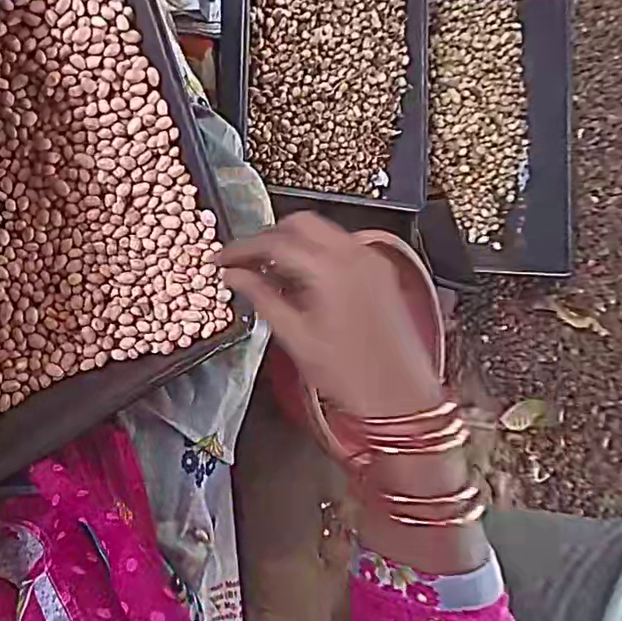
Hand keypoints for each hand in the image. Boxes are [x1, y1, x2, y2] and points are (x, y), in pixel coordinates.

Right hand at [216, 213, 442, 419]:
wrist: (401, 396)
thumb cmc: (349, 374)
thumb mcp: (295, 336)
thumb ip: (262, 296)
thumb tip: (234, 275)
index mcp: (330, 269)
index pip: (274, 242)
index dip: (241, 248)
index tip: (220, 259)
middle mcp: (353, 254)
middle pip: (298, 224)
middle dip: (266, 238)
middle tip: (243, 261)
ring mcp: (370, 259)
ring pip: (320, 230)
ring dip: (290, 242)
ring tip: (267, 270)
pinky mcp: (379, 270)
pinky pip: (339, 244)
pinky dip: (314, 251)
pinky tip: (299, 277)